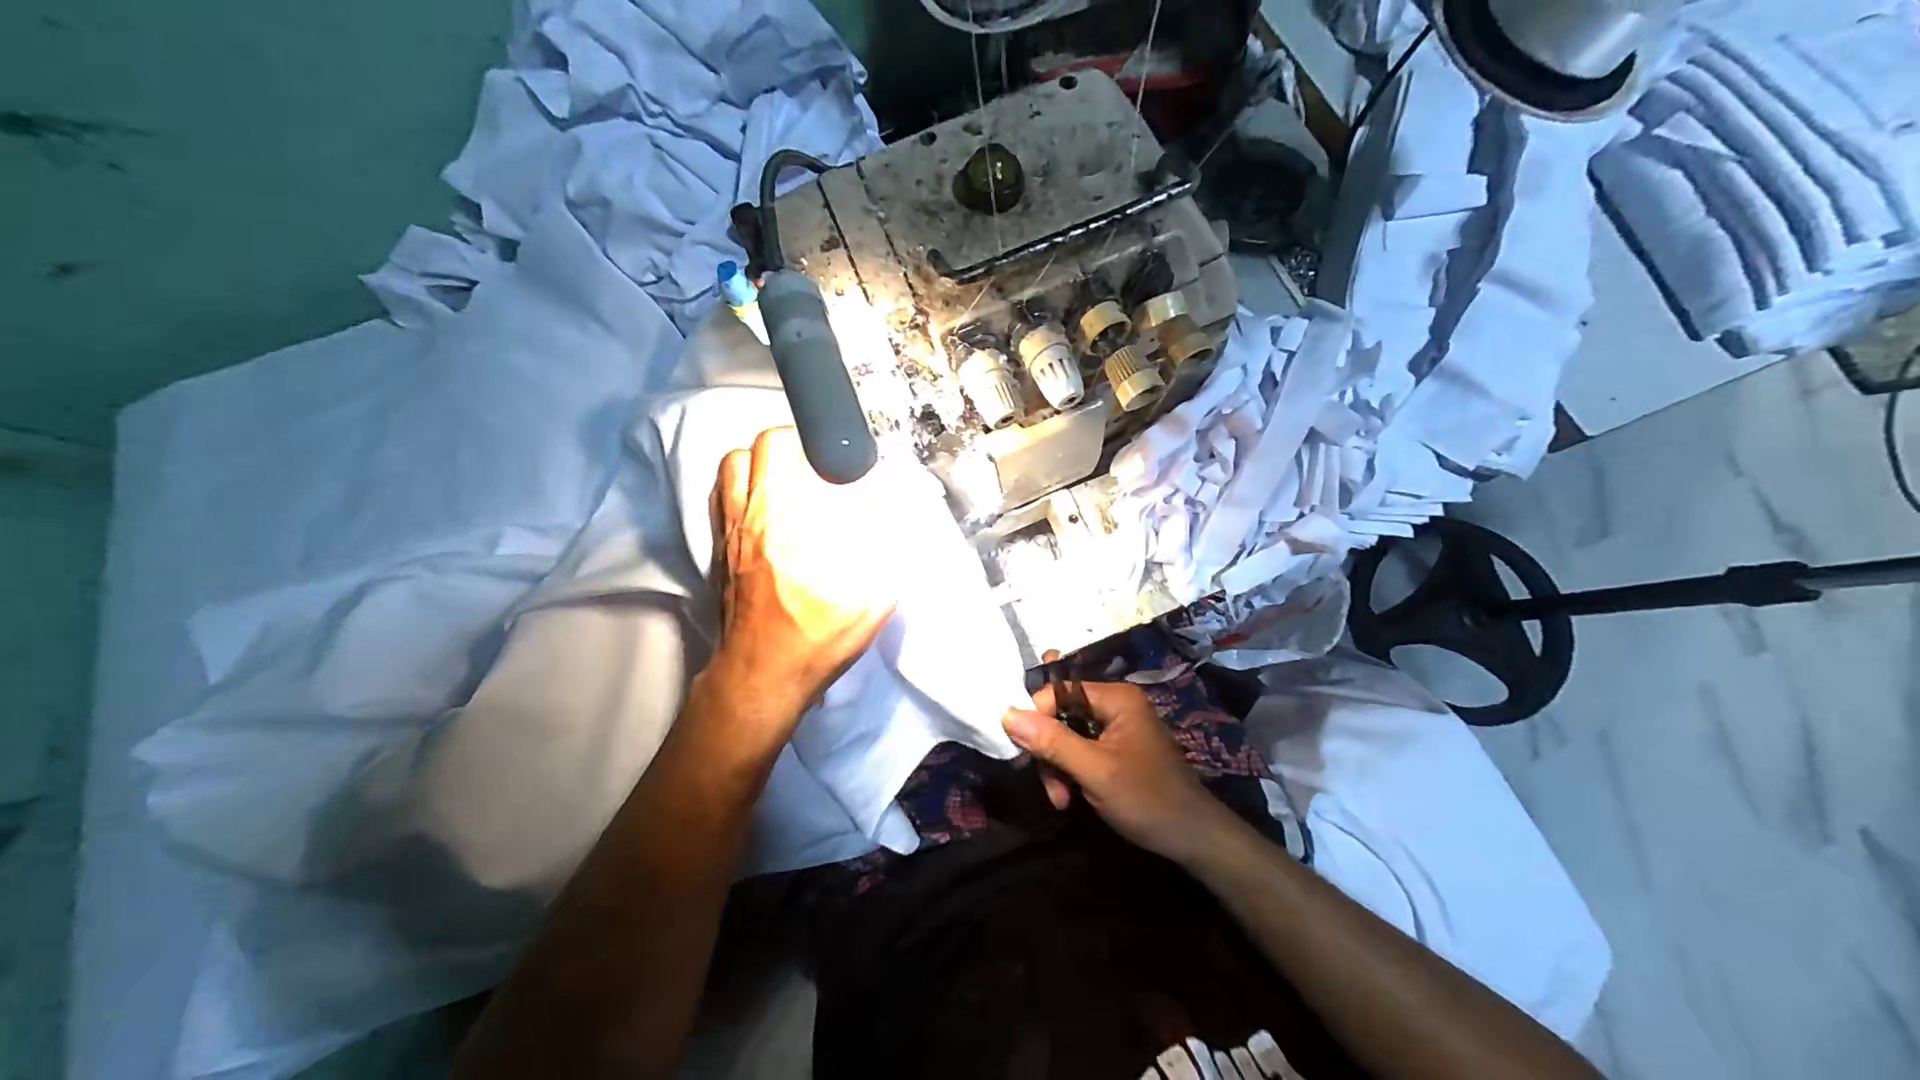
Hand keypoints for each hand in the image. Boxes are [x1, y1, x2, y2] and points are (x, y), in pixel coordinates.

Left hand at [704, 427, 896, 726]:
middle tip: (817, 470)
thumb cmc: (816, 636)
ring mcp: (725, 533)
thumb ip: (887, 543)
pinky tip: (766, 513)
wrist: (761, 677)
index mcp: (783, 517)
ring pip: (730, 469)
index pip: (783, 446)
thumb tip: (897, 503)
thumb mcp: (871, 594)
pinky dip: (741, 490)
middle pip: (753, 449)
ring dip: (759, 465)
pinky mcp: (715, 552)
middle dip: (788, 447)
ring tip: (789, 485)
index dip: (813, 442)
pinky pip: (721, 499)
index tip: (838, 461)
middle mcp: (748, 515)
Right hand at [1001, 678, 1240, 864]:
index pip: (1057, 692)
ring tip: (1062, 800)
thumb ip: (1052, 741)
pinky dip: (1070, 774)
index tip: (1024, 753)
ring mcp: (1117, 728)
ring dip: (1057, 769)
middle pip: (1060, 715)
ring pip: (1066, 737)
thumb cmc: (1147, 799)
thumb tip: (1006, 714)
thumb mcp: (1094, 771)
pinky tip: (1070, 798)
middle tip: (1051, 787)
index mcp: (1116, 698)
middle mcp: (1115, 705)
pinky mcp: (1116, 750)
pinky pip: (1079, 751)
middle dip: (1049, 752)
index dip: (1036, 719)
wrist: (1193, 838)